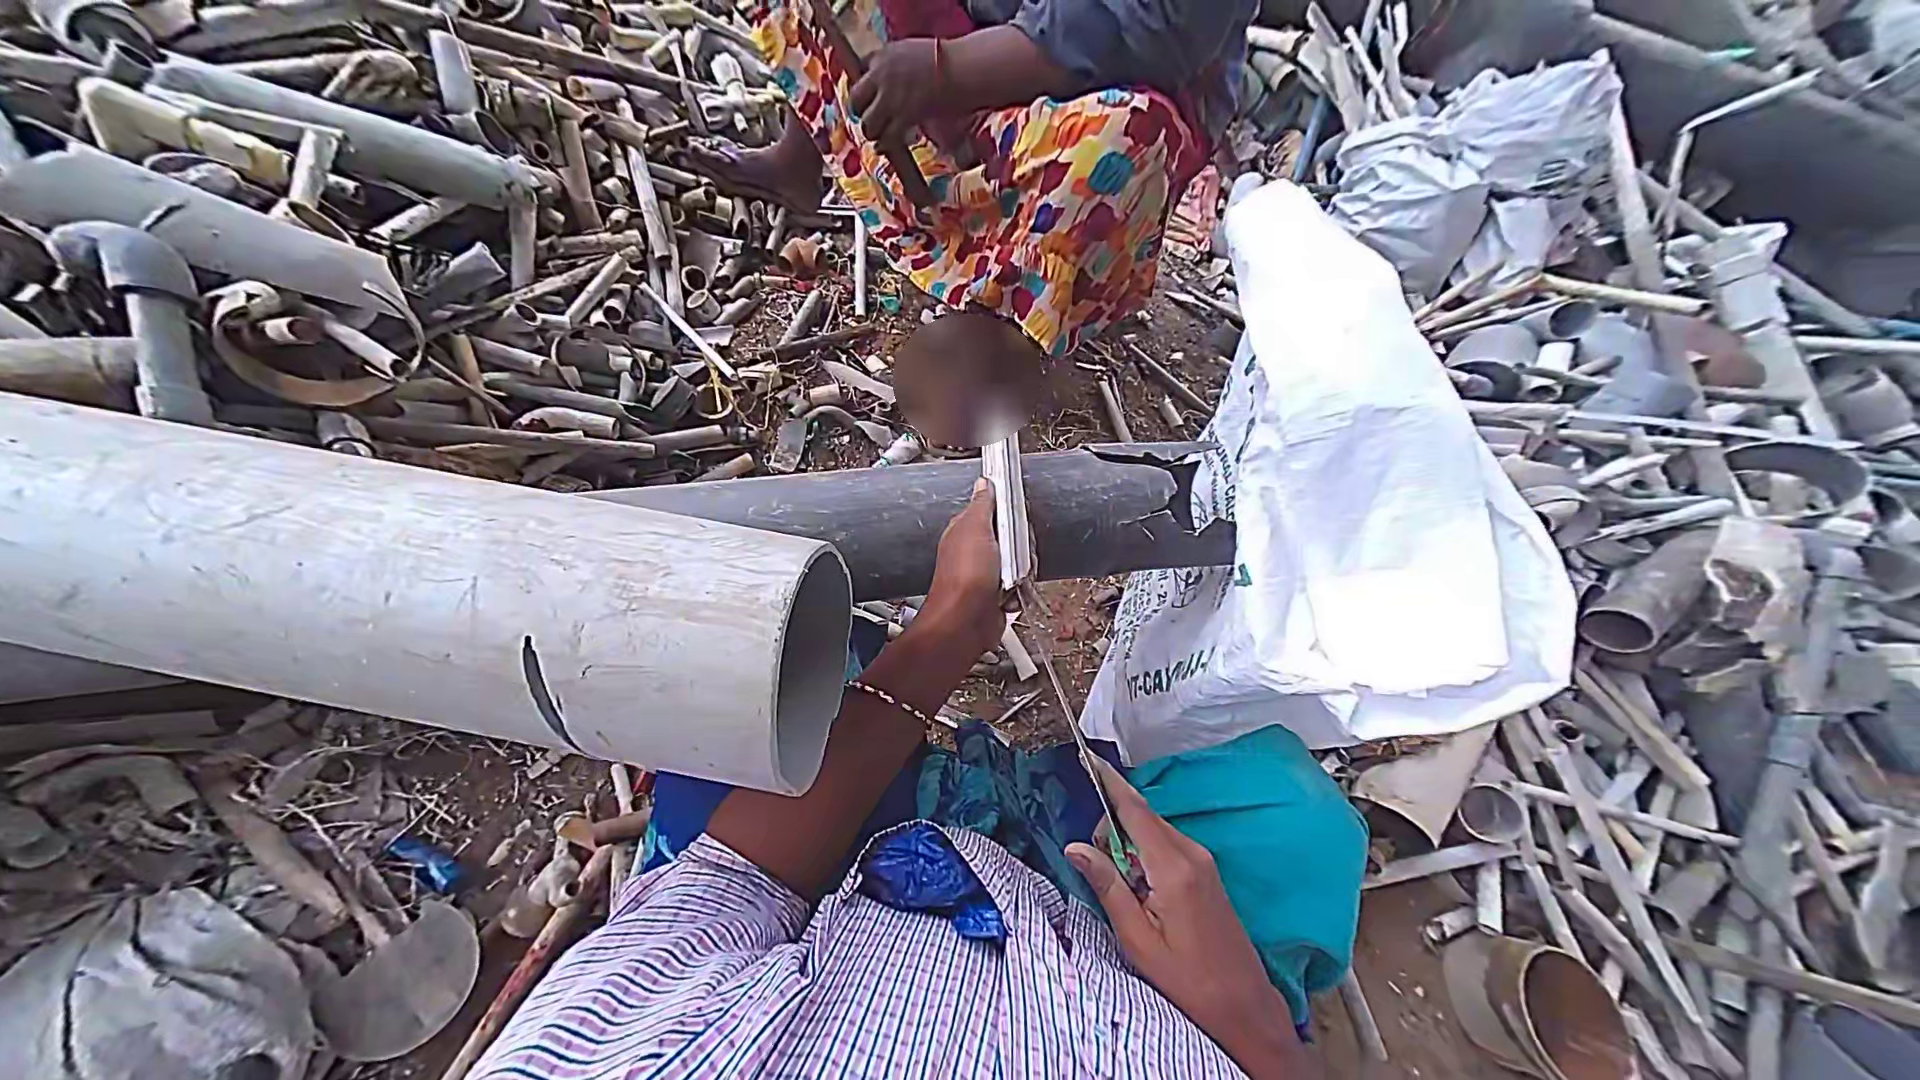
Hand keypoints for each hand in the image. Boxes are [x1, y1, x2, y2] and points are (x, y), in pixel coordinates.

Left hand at [848, 39, 942, 148]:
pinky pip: (886, 136)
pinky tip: (885, 147)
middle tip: (868, 120)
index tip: (869, 97)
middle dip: (859, 111)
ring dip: (872, 131)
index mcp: (885, 55)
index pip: (861, 69)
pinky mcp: (903, 116)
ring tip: (879, 135)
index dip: (865, 87)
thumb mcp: (913, 53)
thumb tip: (889, 88)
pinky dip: (885, 144)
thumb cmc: (946, 62)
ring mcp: (891, 97)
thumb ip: (896, 69)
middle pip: (856, 97)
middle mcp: (882, 75)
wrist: (961, 68)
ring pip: (868, 122)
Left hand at [910, 477, 1006, 664]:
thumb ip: (982, 504)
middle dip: (1021, 548)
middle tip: (1012, 555)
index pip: (995, 511)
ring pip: (1020, 563)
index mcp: (965, 531)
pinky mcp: (997, 594)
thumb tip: (984, 483)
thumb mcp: (975, 529)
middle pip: (1014, 538)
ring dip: (1021, 572)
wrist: (965, 623)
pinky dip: (1019, 591)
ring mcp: (986, 574)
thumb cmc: (964, 579)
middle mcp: (975, 552)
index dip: (1009, 515)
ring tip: (1010, 578)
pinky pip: (1020, 586)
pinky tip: (1008, 594)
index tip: (1016, 521)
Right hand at [1069, 758, 1310, 1077]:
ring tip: (1124, 890)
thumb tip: (1075, 846)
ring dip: (1127, 844)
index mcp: (1174, 867)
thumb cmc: (1189, 982)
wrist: (1245, 1009)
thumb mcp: (1138, 940)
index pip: (1133, 808)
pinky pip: (1164, 844)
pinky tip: (1141, 889)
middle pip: (1140, 816)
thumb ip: (1107, 886)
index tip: (1087, 756)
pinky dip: (1143, 854)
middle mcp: (1191, 852)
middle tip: (1098, 866)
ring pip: (1150, 829)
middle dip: (1110, 827)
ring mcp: (1202, 859)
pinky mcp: (1205, 869)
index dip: (1108, 781)